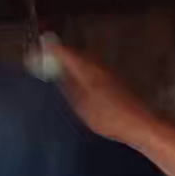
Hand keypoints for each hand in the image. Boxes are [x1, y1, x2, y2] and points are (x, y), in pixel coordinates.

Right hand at [37, 34, 161, 146]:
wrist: (139, 125)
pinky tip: (74, 80)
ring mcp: (108, 71)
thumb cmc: (110, 118)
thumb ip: (68, 87)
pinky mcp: (114, 79)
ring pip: (83, 60)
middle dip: (57, 54)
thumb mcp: (81, 106)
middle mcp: (98, 65)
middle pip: (74, 53)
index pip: (64, 52)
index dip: (48, 50)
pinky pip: (90, 68)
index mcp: (88, 69)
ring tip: (54, 69)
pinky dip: (78, 69)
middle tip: (41, 58)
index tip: (35, 52)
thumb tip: (55, 73)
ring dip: (68, 61)